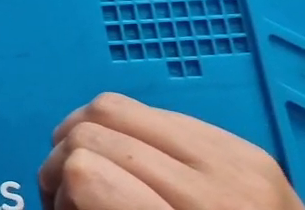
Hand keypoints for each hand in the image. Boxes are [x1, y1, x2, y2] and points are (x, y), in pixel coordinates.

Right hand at [40, 93, 304, 209]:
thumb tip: (59, 195)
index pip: (88, 174)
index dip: (60, 193)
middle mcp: (220, 195)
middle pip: (92, 131)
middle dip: (63, 161)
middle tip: (67, 198)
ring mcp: (236, 162)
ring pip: (113, 106)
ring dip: (86, 134)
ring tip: (92, 170)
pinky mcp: (245, 148)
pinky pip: (153, 110)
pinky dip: (126, 133)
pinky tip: (132, 163)